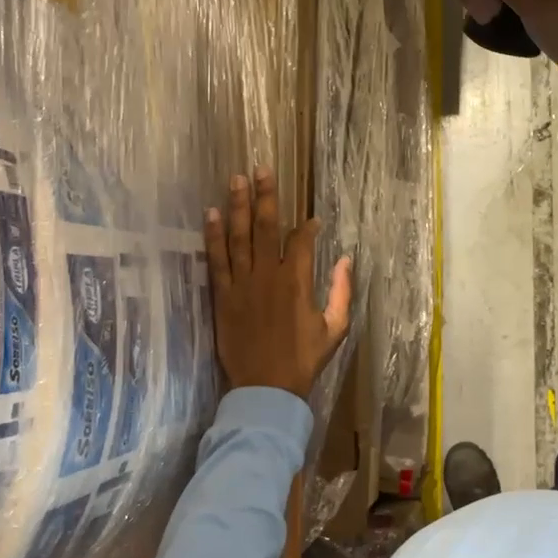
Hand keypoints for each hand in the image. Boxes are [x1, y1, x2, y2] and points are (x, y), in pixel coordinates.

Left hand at [206, 168, 352, 398]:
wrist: (266, 388)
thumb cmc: (304, 361)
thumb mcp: (335, 329)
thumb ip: (342, 292)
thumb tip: (346, 260)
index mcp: (298, 282)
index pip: (302, 241)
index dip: (307, 227)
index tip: (312, 220)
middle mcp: (268, 275)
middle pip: (267, 227)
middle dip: (266, 196)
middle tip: (261, 168)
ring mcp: (242, 284)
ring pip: (239, 237)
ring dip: (238, 206)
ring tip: (236, 179)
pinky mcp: (222, 297)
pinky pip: (216, 260)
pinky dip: (213, 236)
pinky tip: (211, 214)